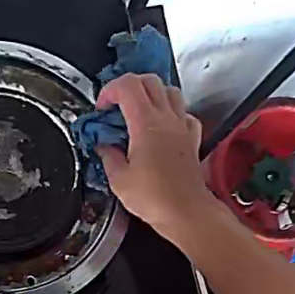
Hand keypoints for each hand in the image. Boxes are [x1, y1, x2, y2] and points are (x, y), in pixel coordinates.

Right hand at [96, 73, 214, 235]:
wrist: (186, 212)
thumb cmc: (154, 198)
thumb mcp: (118, 179)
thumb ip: (108, 155)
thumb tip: (103, 145)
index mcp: (146, 123)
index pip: (128, 85)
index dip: (110, 91)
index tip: (102, 108)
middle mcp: (167, 119)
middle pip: (150, 81)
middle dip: (129, 87)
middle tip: (117, 106)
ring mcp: (182, 127)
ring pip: (171, 92)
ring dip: (152, 95)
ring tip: (139, 113)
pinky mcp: (192, 140)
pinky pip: (185, 115)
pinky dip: (172, 114)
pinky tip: (164, 127)